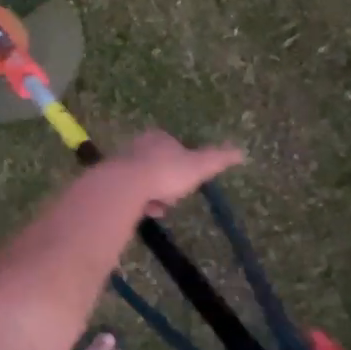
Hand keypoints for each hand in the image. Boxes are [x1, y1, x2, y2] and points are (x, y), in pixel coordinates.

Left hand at [114, 129, 243, 215]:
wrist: (126, 185)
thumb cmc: (166, 172)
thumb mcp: (199, 166)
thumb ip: (218, 158)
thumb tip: (241, 152)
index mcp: (158, 137)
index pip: (175, 148)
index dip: (184, 166)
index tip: (188, 181)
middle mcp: (137, 145)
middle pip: (158, 166)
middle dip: (167, 184)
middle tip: (173, 197)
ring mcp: (121, 162)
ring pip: (144, 181)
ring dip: (154, 196)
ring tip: (159, 208)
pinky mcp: (109, 180)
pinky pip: (129, 193)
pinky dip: (139, 203)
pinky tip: (146, 212)